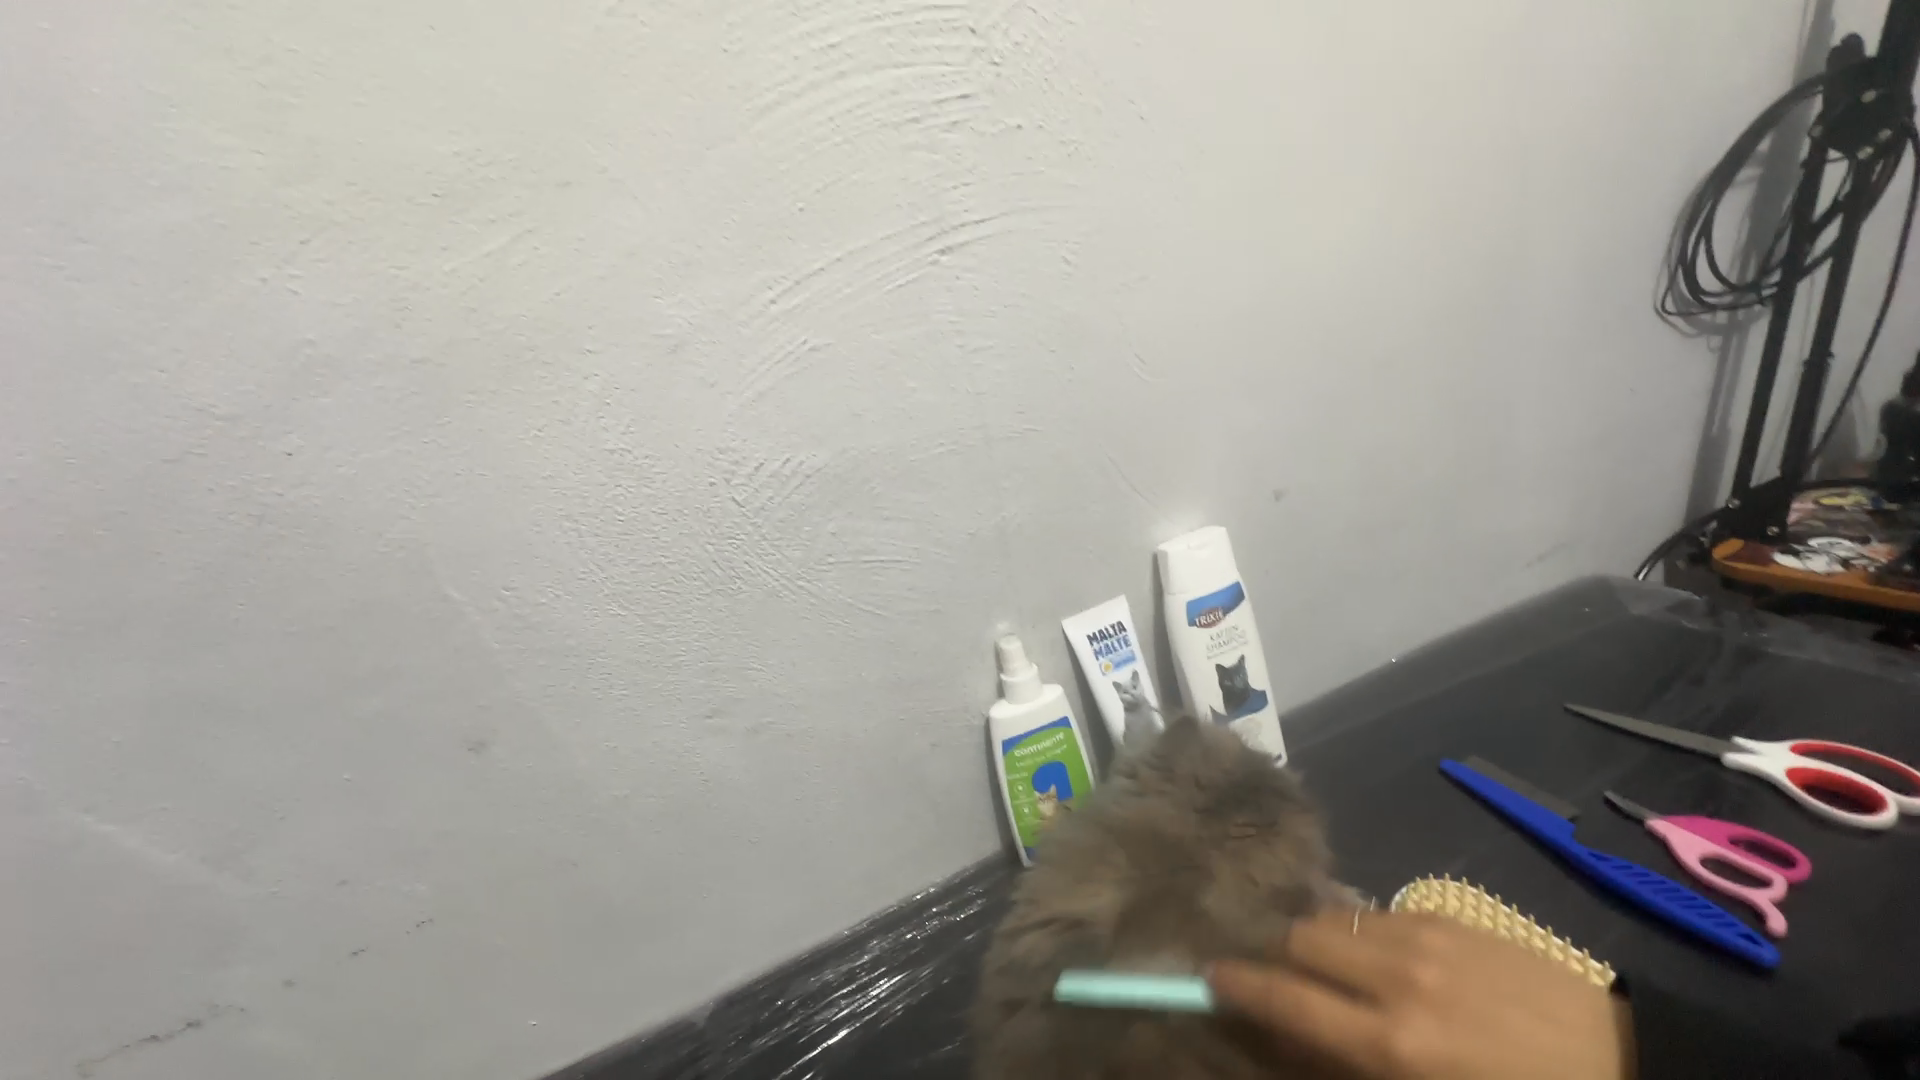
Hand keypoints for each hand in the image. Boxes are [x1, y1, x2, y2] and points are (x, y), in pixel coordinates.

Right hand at [1208, 910, 1633, 1079]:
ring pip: (1331, 916)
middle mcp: (1395, 977)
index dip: (1235, 985)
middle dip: (1276, 956)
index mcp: (1391, 1042)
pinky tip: (1383, 956)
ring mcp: (1423, 936)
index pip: (1282, 997)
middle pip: (1296, 938)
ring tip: (1330, 966)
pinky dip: (1361, 930)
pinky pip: (1376, 911)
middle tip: (1279, 978)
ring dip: (1317, 940)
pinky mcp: (1451, 916)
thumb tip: (1294, 1039)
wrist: (1635, 1070)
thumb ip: (1353, 1063)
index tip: (1208, 978)